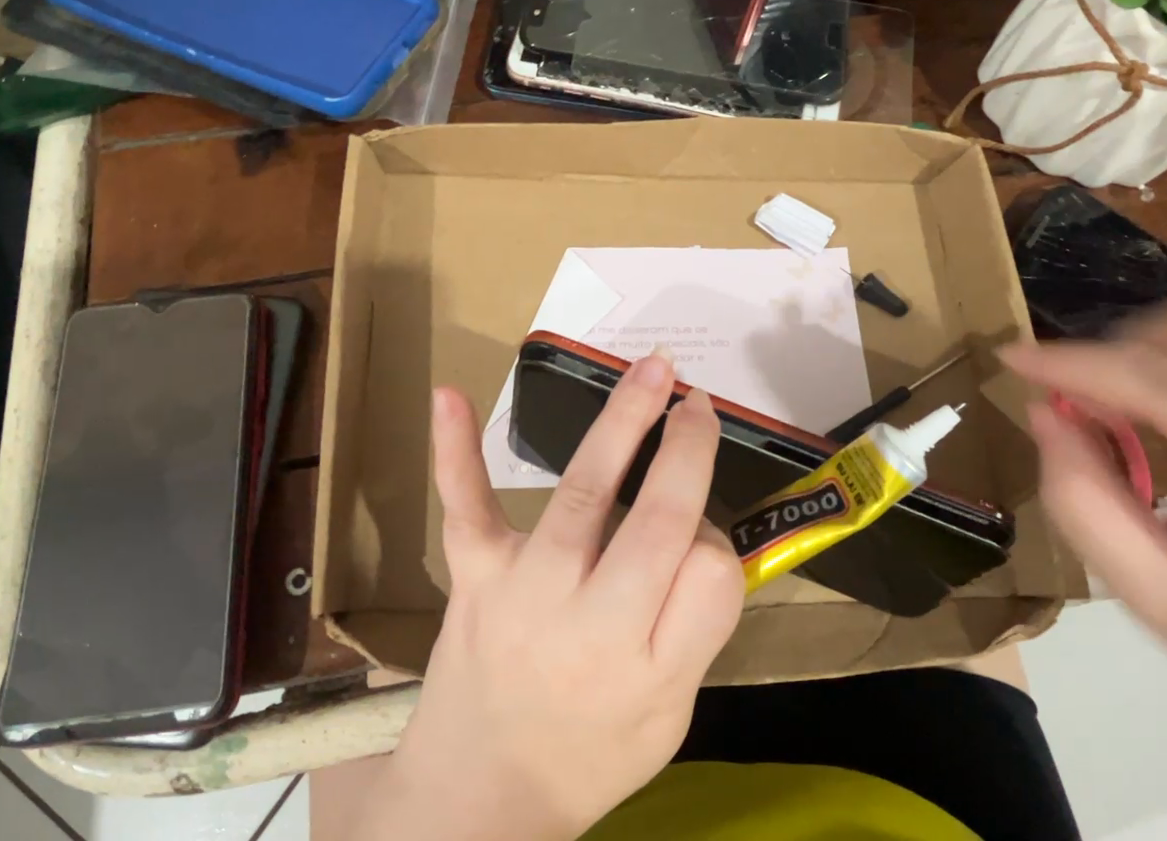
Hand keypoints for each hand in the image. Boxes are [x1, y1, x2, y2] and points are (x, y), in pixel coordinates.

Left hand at [375, 350, 744, 840]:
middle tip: (698, 401)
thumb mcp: (668, 714)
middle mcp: (591, 624)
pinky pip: (467, 509)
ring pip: (582, 495)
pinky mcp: (475, 576)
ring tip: (652, 372)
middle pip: (657, 521)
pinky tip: (450, 396)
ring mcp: (525, 592)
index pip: (711, 575)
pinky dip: (455, 453)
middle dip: (687, 450)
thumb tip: (700, 537)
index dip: (716, 541)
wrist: (481, 792)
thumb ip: (692, 627)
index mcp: (650, 667)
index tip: (700, 536)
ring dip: (622, 423)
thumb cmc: (590, 753)